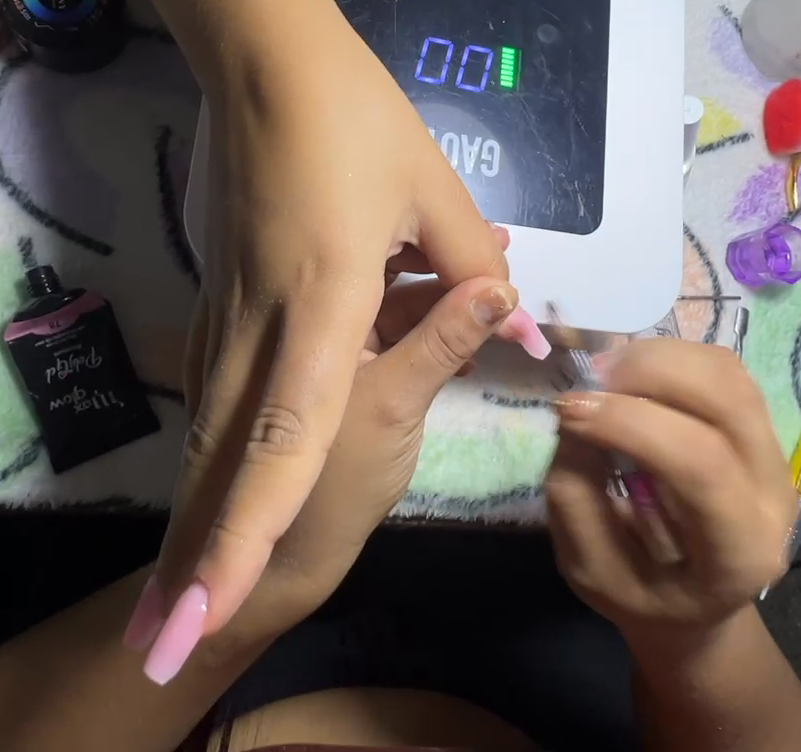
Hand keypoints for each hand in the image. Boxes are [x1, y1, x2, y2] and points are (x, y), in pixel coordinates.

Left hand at [126, 273, 523, 680]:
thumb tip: (502, 285)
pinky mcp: (357, 370)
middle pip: (393, 275)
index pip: (379, 254)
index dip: (438, 245)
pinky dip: (438, 333)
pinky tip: (476, 331)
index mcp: (310, 309)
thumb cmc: (335, 481)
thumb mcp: (396, 402)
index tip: (498, 239)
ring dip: (452, 302)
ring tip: (502, 295)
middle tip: (509, 253)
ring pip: (402, 304)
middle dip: (452, 269)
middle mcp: (318, 314)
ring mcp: (338, 343)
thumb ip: (445, 340)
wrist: (291, 560)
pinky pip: (402, 336)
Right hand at [152, 29, 543, 649]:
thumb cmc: (358, 121)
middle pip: (228, 450)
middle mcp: (262, 320)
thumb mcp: (433, 191)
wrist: (268, 68)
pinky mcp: (218, 293)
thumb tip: (518, 320)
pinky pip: (222, 383)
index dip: (248, 524)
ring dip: (204, 507)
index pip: (288, 429)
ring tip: (185, 586)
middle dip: (195, 553)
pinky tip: (230, 468)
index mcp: (324, 296)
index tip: (203, 612)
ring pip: (217, 424)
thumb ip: (475, 268)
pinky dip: (224, 441)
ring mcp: (227, 307)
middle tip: (165, 642)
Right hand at [545, 339, 796, 662]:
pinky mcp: (757, 426)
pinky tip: (632, 374)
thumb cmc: (641, 591)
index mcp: (740, 553)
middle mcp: (774, 497)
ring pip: (727, 372)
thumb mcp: (589, 570)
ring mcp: (774, 454)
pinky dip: (671, 355)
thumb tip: (575, 416)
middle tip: (591, 381)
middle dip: (649, 373)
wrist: (695, 601)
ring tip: (607, 375)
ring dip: (658, 356)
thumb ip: (574, 498)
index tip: (568, 411)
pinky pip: (721, 367)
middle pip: (727, 401)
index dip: (630, 423)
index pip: (702, 465)